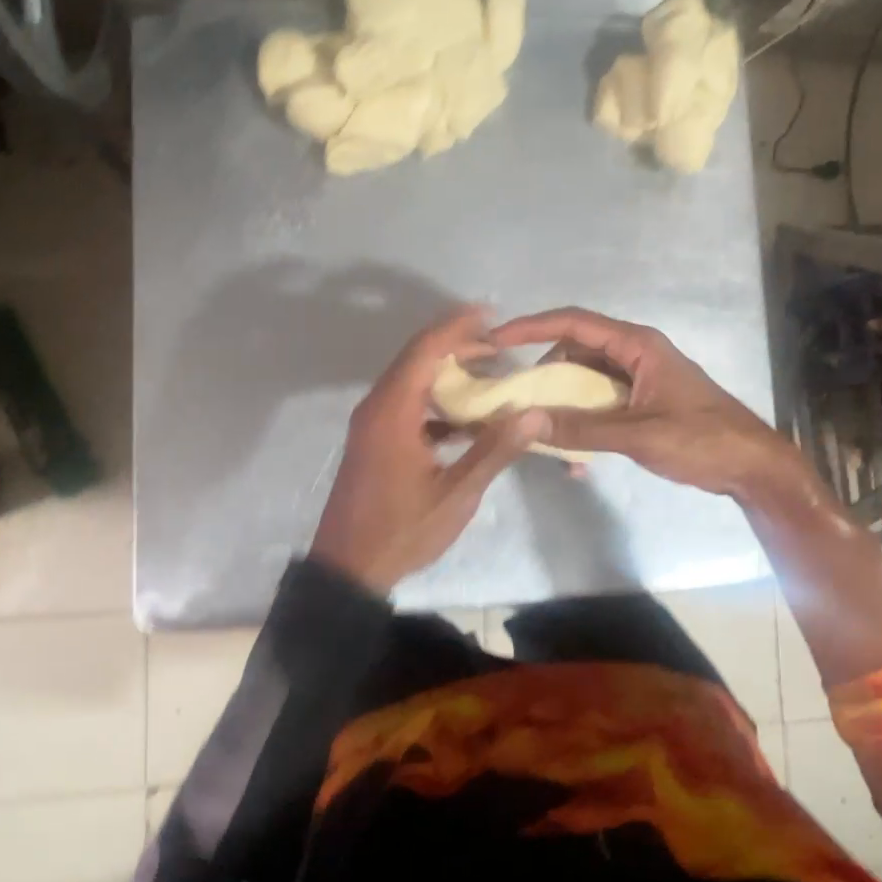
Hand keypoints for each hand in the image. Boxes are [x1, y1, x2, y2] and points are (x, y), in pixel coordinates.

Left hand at [311, 306, 549, 593]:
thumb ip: (494, 450)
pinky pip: (406, 405)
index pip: (425, 350)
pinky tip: (466, 416)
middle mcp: (377, 408)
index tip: (490, 313)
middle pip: (416, 359)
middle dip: (456, 344)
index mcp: (393, 412)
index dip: (457, 326)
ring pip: (411, 381)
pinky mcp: (374, 441)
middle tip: (498, 345)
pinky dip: (435, 400)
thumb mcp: (456, 494)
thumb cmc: (402, 530)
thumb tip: (533, 414)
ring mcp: (372, 425)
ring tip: (488, 373)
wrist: (348, 568)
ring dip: (446, 372)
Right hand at [490, 307, 807, 499]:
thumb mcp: (638, 435)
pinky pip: (600, 406)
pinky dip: (584, 426)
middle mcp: (635, 354)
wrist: (752, 466)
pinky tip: (577, 462)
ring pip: (585, 381)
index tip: (495, 340)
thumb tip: (526, 422)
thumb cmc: (702, 440)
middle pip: (574, 352)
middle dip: (543, 375)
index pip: (573, 322)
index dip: (531, 326)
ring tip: (541, 436)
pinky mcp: (643, 404)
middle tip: (513, 401)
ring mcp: (639, 379)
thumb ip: (581, 429)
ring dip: (563, 407)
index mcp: (637, 345)